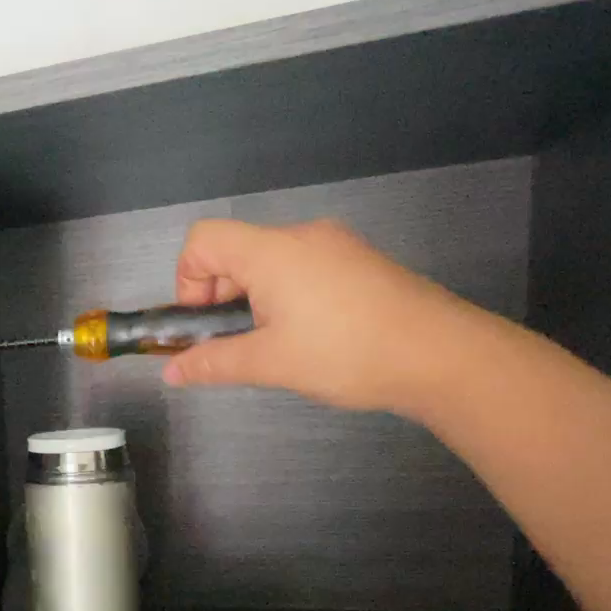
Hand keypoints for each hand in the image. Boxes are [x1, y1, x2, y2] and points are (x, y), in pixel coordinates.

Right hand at [163, 218, 506, 414]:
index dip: (188, 280)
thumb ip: (213, 363)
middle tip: (236, 343)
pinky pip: (301, 270)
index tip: (205, 323)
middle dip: (220, 297)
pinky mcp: (357, 263)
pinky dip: (285, 298)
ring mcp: (334, 246)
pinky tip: (308, 337)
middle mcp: (301, 237)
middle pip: (235, 252)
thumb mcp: (269, 363)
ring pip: (268, 264)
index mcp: (272, 252)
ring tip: (274, 346)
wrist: (440, 356)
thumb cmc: (345, 353)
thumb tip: (170, 374)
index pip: (203, 239)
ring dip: (253, 301)